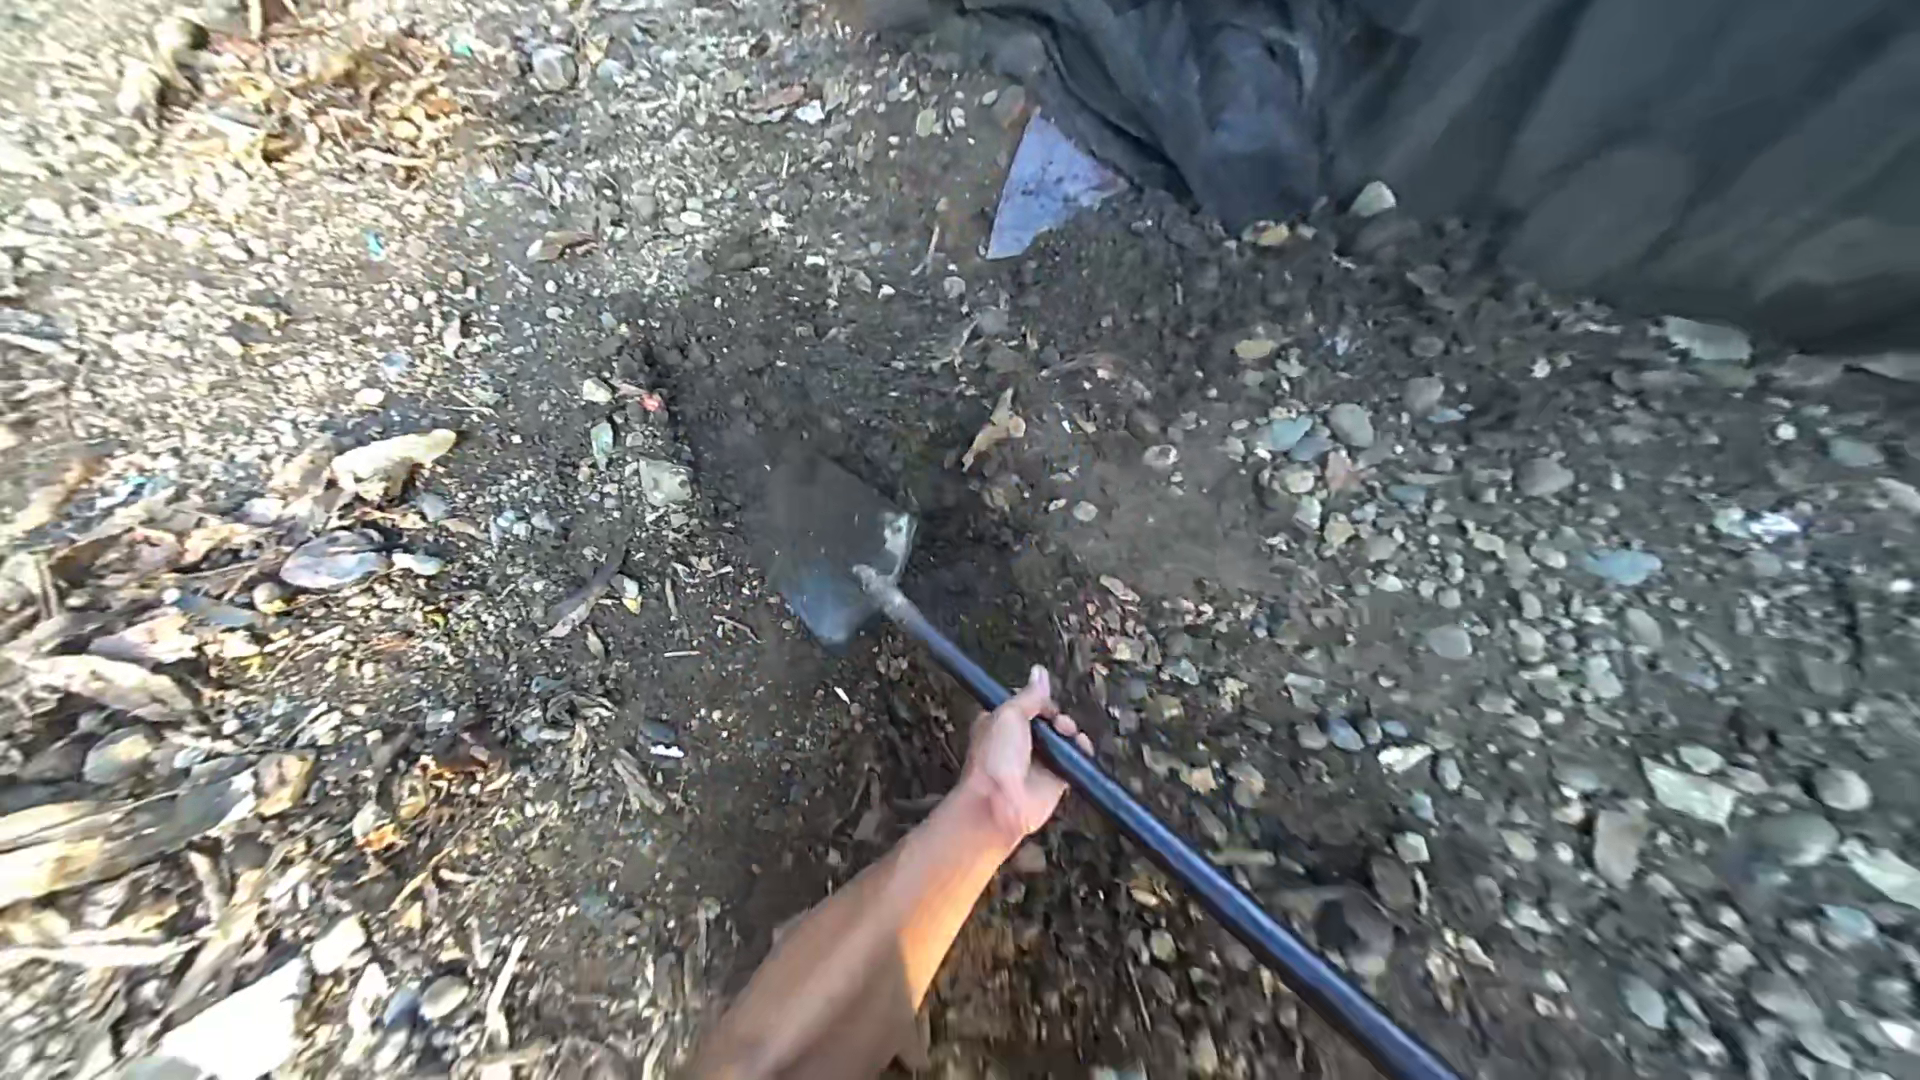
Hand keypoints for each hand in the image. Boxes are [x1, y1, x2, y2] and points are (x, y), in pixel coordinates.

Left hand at [959, 666, 1092, 843]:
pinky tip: (1080, 745)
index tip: (1044, 702)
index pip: (1026, 703)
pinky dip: (1080, 750)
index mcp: (1001, 722)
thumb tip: (1039, 672)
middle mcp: (1019, 740)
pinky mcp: (1055, 778)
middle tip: (1057, 721)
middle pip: (1047, 719)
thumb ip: (1029, 695)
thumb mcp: (1009, 714)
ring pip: (1062, 737)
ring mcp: (1037, 760)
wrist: (1000, 803)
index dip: (1038, 700)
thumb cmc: (995, 756)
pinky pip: (1073, 759)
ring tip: (1067, 733)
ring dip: (1069, 730)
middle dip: (1056, 715)